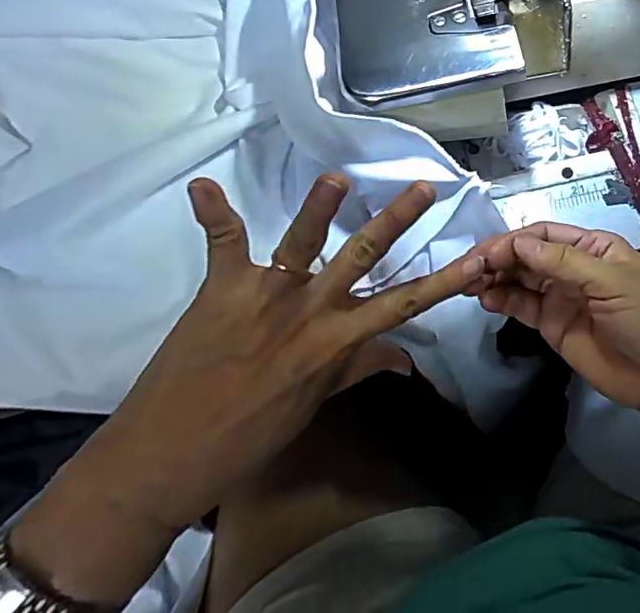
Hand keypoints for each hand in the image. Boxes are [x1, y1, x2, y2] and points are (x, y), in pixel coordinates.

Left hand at [57, 175, 482, 533]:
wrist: (162, 462)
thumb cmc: (247, 437)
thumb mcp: (312, 404)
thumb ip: (357, 368)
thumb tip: (405, 360)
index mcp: (335, 341)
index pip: (403, 304)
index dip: (444, 282)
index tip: (477, 260)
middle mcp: (310, 310)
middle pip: (363, 256)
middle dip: (397, 220)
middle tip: (424, 188)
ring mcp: (266, 295)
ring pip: (301, 241)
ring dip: (319, 206)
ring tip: (338, 177)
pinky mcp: (222, 288)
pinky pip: (221, 242)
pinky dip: (212, 212)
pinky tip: (201, 186)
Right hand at [470, 223, 639, 414]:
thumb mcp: (613, 282)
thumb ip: (566, 262)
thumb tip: (520, 243)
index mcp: (592, 247)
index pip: (545, 235)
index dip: (515, 240)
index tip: (487, 252)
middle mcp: (572, 267)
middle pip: (528, 255)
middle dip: (498, 257)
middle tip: (467, 267)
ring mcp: (561, 297)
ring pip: (520, 279)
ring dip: (494, 277)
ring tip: (468, 282)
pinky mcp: (552, 325)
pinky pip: (522, 306)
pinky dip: (502, 300)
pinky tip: (484, 298)